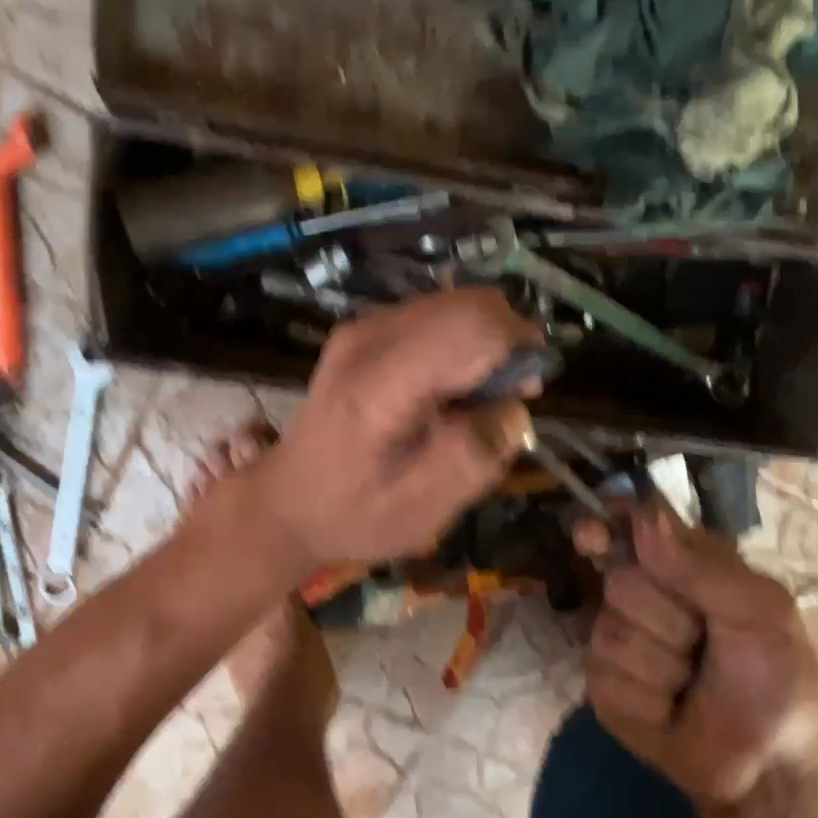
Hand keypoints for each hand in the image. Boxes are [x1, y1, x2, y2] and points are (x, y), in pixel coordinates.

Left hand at [243, 290, 541, 571]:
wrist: (288, 502)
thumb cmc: (356, 513)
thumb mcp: (424, 508)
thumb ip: (475, 455)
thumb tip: (514, 408)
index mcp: (380, 384)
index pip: (470, 326)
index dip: (517, 348)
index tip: (529, 391)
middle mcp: (370, 337)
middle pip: (469, 304)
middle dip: (507, 343)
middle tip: (510, 397)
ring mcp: (365, 326)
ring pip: (458, 303)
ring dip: (486, 343)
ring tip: (479, 398)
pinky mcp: (368, 328)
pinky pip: (438, 315)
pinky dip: (463, 343)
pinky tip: (452, 388)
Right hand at [577, 506, 817, 803]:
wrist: (765, 768)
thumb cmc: (775, 680)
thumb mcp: (760, 612)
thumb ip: (703, 564)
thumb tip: (645, 514)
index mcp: (687, 566)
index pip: (634, 526)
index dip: (609, 524)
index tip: (592, 534)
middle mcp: (646, 596)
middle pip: (619, 580)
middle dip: (665, 617)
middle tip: (703, 644)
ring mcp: (620, 643)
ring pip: (609, 633)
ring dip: (661, 667)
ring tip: (691, 687)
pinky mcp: (604, 689)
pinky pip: (603, 678)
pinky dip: (646, 701)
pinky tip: (670, 713)